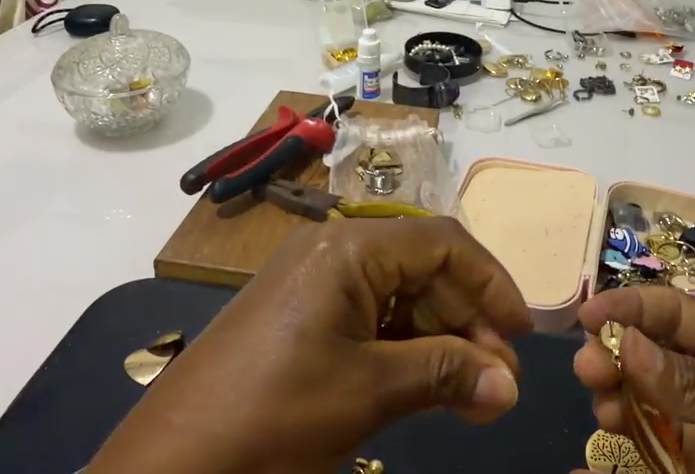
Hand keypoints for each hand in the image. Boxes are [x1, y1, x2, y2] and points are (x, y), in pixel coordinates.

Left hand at [93, 217, 531, 473]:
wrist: (171, 461)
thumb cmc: (276, 413)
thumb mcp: (367, 392)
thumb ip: (445, 375)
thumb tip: (511, 385)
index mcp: (350, 248)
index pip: (442, 241)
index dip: (490, 282)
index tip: (523, 335)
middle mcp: (333, 251)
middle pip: (424, 266)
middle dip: (468, 318)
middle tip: (500, 379)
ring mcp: (314, 282)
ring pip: (399, 294)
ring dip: (440, 338)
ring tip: (474, 392)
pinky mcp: (301, 314)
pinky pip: (370, 316)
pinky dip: (405, 347)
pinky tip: (430, 385)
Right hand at [573, 287, 694, 473]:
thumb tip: (627, 345)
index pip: (668, 313)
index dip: (628, 308)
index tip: (588, 317)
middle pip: (643, 358)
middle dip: (612, 356)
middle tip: (591, 371)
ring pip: (638, 408)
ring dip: (612, 404)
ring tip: (604, 412)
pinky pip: (649, 461)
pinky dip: (617, 463)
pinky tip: (592, 467)